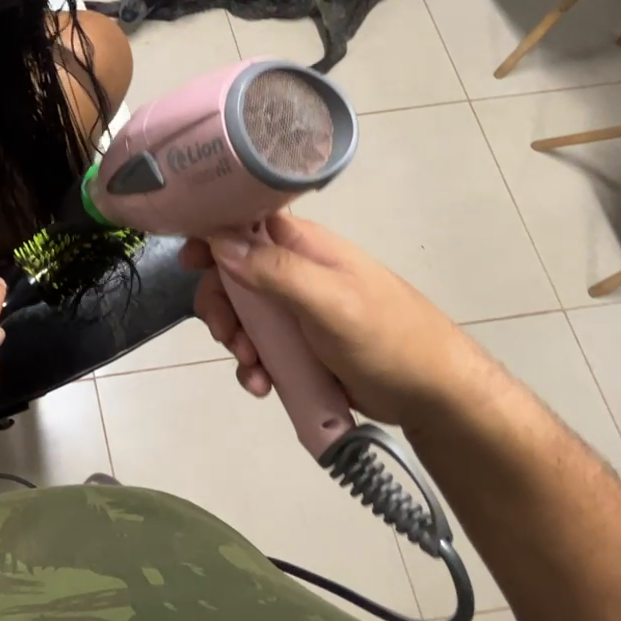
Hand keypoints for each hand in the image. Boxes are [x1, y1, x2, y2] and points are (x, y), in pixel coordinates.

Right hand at [183, 213, 495, 427]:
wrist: (432, 396)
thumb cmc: (386, 337)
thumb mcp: (329, 300)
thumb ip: (274, 271)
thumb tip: (219, 243)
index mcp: (302, 247)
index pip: (243, 223)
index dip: (211, 237)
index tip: (188, 263)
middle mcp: (294, 272)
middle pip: (232, 275)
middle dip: (220, 305)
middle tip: (225, 333)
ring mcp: (295, 311)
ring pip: (241, 316)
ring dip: (236, 342)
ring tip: (252, 368)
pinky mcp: (298, 347)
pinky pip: (259, 349)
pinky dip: (253, 367)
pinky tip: (263, 385)